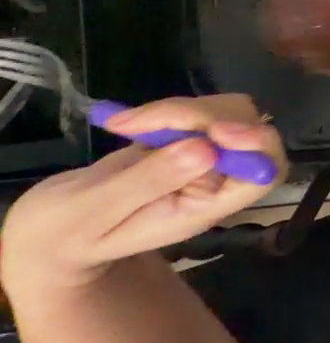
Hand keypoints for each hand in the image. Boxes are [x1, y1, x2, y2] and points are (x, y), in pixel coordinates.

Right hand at [0, 94, 285, 298]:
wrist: (50, 228)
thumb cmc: (64, 233)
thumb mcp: (91, 214)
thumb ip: (147, 184)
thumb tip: (205, 150)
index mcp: (208, 208)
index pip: (266, 174)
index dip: (257, 147)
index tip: (219, 130)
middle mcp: (222, 180)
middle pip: (251, 133)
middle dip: (204, 116)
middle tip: (140, 121)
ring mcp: (212, 156)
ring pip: (230, 113)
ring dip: (182, 109)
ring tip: (124, 123)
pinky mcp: (194, 138)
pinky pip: (204, 111)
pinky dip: (170, 109)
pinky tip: (125, 121)